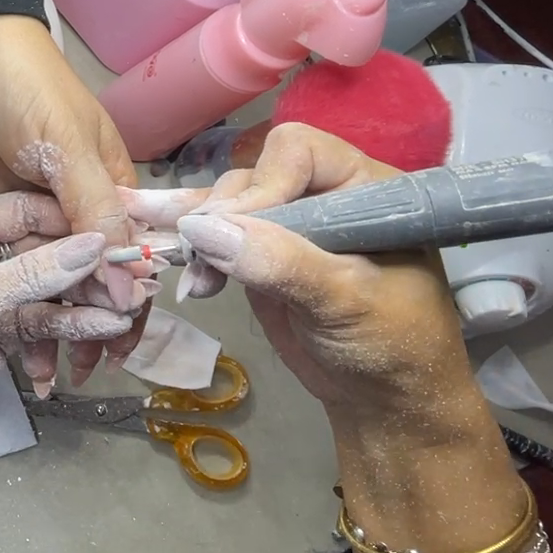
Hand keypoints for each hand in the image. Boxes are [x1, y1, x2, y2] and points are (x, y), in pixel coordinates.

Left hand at [0, 15, 144, 383]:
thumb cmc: (22, 95)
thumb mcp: (64, 151)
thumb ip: (97, 211)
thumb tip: (132, 281)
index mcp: (105, 187)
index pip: (127, 252)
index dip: (129, 294)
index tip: (125, 338)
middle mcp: (73, 211)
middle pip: (91, 278)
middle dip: (97, 322)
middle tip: (97, 367)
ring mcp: (32, 226)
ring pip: (54, 288)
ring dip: (63, 329)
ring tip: (63, 374)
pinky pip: (17, 285)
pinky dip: (26, 319)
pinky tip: (28, 356)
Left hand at [0, 192, 135, 431]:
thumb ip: (36, 272)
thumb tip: (95, 245)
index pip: (24, 210)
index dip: (69, 220)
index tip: (113, 233)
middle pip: (45, 249)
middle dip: (86, 267)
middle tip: (132, 280)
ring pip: (51, 286)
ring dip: (86, 299)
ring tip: (127, 310)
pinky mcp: (7, 325)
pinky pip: (46, 317)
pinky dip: (72, 324)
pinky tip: (104, 329)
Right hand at [120, 124, 476, 423]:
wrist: (382, 398)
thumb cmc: (391, 346)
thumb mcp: (344, 303)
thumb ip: (280, 262)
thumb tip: (201, 228)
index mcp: (365, 190)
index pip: (297, 154)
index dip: (262, 185)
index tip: (240, 233)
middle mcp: (322, 196)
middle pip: (250, 177)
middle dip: (220, 217)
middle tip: (202, 260)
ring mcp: (286, 225)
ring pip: (223, 205)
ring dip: (195, 235)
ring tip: (186, 270)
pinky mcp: (257, 252)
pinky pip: (212, 235)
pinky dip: (187, 246)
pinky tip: (161, 250)